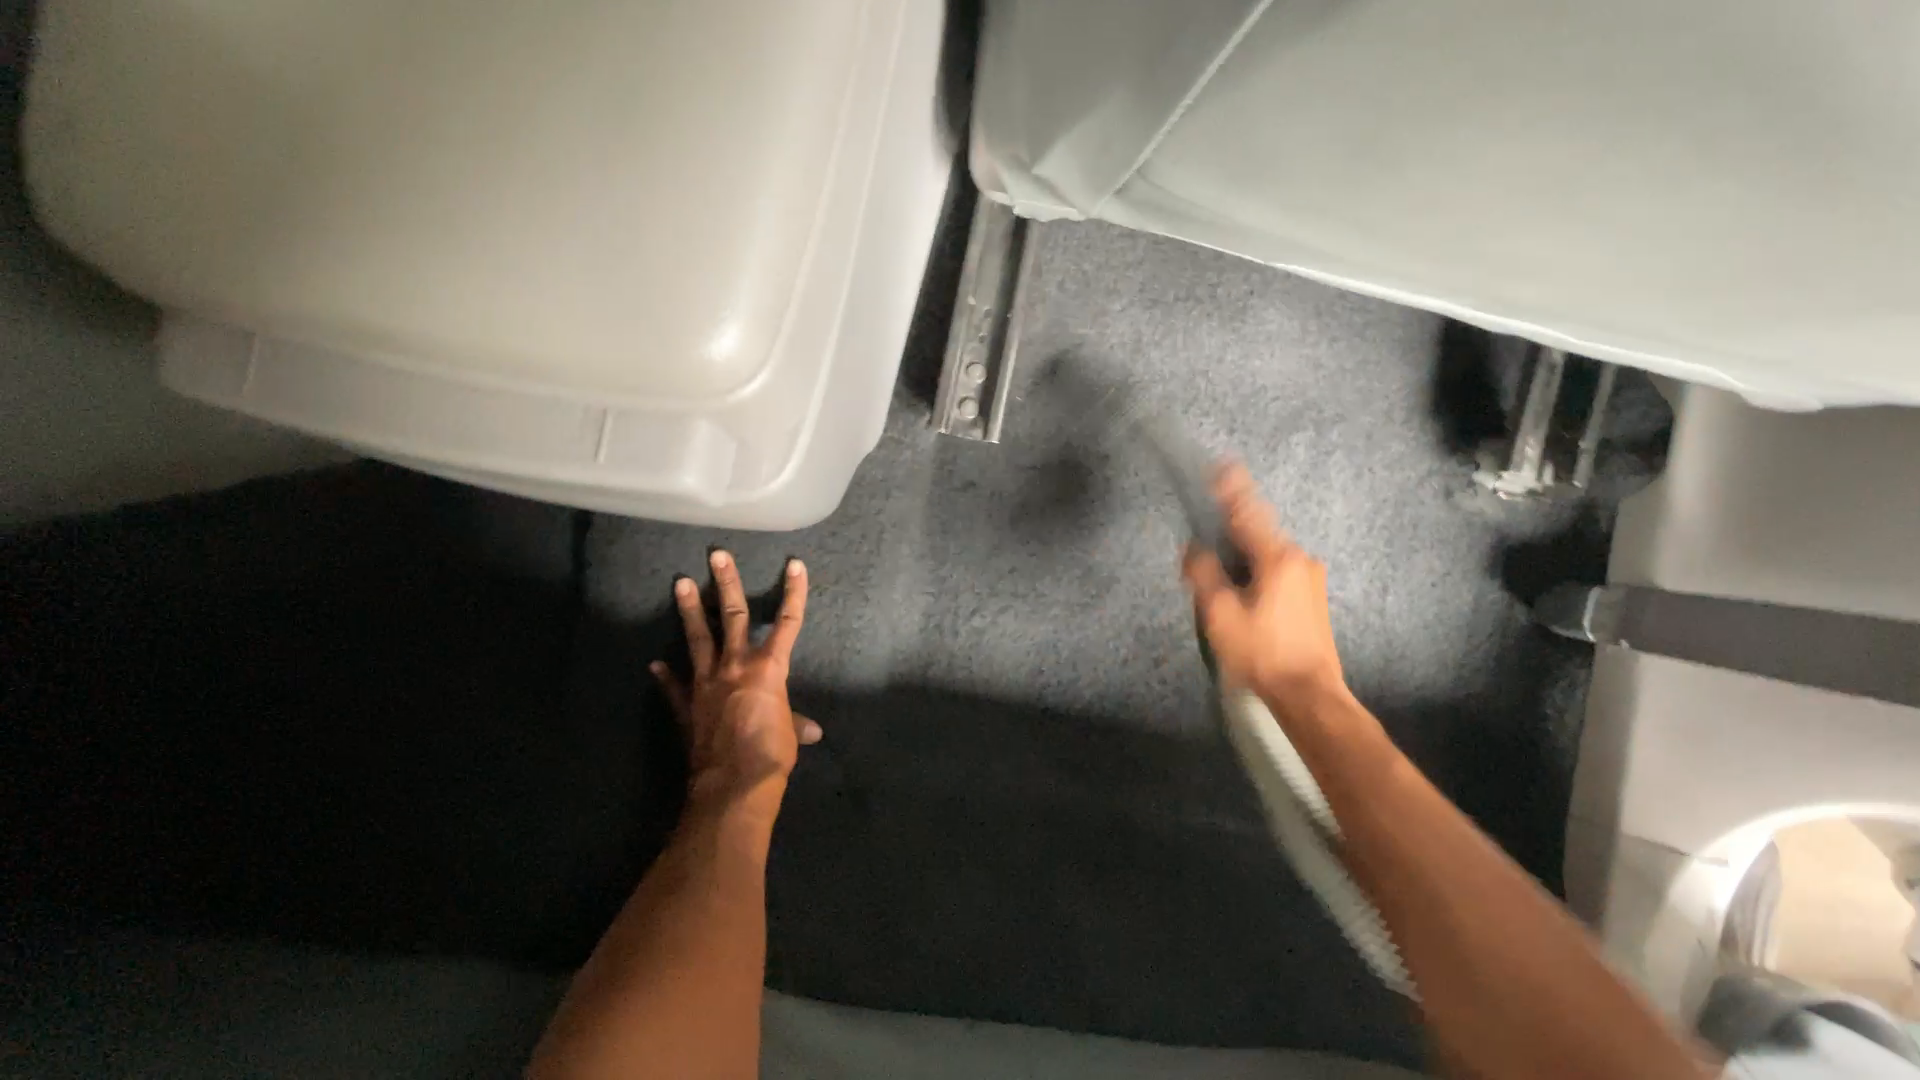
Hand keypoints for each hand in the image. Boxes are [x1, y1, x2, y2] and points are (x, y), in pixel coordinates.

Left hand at [652, 550, 819, 807]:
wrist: (733, 782)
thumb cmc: (771, 753)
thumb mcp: (791, 734)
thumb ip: (795, 723)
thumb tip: (811, 730)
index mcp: (769, 668)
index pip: (787, 622)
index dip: (793, 593)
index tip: (794, 565)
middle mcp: (736, 665)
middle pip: (733, 616)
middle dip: (726, 583)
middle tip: (716, 555)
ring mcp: (706, 682)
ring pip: (698, 638)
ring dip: (689, 610)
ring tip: (680, 583)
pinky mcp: (685, 704)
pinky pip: (674, 686)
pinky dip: (666, 675)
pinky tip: (656, 663)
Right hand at [1182, 463, 1346, 703]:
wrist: (1309, 693)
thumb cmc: (1262, 653)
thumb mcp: (1220, 614)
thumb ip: (1202, 574)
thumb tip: (1192, 548)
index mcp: (1277, 557)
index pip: (1247, 512)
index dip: (1230, 488)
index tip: (1220, 464)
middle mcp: (1299, 559)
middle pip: (1256, 536)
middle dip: (1228, 542)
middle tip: (1204, 563)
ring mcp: (1310, 579)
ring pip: (1266, 558)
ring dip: (1242, 565)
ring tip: (1222, 595)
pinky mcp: (1313, 598)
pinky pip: (1277, 574)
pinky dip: (1256, 578)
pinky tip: (1244, 605)